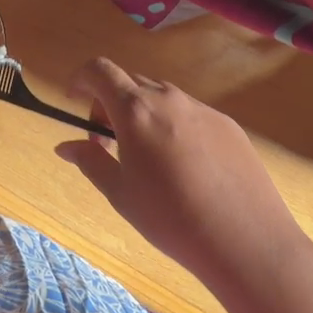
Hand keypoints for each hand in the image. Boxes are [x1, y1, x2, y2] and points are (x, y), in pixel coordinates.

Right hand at [55, 58, 310, 289]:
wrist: (247, 242)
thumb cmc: (171, 218)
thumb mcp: (120, 193)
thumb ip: (90, 160)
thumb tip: (65, 146)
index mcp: (135, 110)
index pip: (99, 70)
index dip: (81, 79)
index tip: (74, 101)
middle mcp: (168, 99)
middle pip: (129, 82)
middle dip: (110, 103)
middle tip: (109, 143)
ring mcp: (203, 110)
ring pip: (161, 97)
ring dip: (143, 114)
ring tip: (148, 158)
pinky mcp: (229, 126)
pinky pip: (190, 113)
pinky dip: (174, 126)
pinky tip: (186, 169)